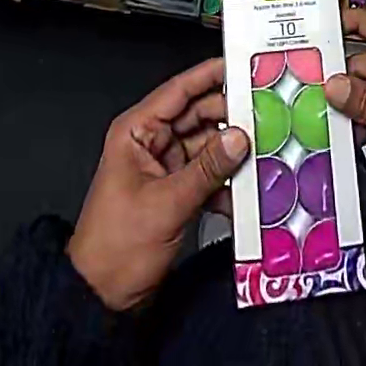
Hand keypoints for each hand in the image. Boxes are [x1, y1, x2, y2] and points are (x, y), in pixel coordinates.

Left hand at [68, 57, 249, 310]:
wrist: (100, 300)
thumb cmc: (114, 249)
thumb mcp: (166, 204)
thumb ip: (207, 168)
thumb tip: (239, 137)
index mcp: (137, 132)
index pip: (179, 90)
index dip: (211, 74)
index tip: (243, 65)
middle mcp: (152, 141)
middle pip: (200, 114)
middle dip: (232, 116)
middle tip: (265, 114)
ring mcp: (166, 164)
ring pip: (209, 142)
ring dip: (233, 149)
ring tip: (262, 149)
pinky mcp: (178, 186)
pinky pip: (210, 168)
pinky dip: (227, 176)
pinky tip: (245, 185)